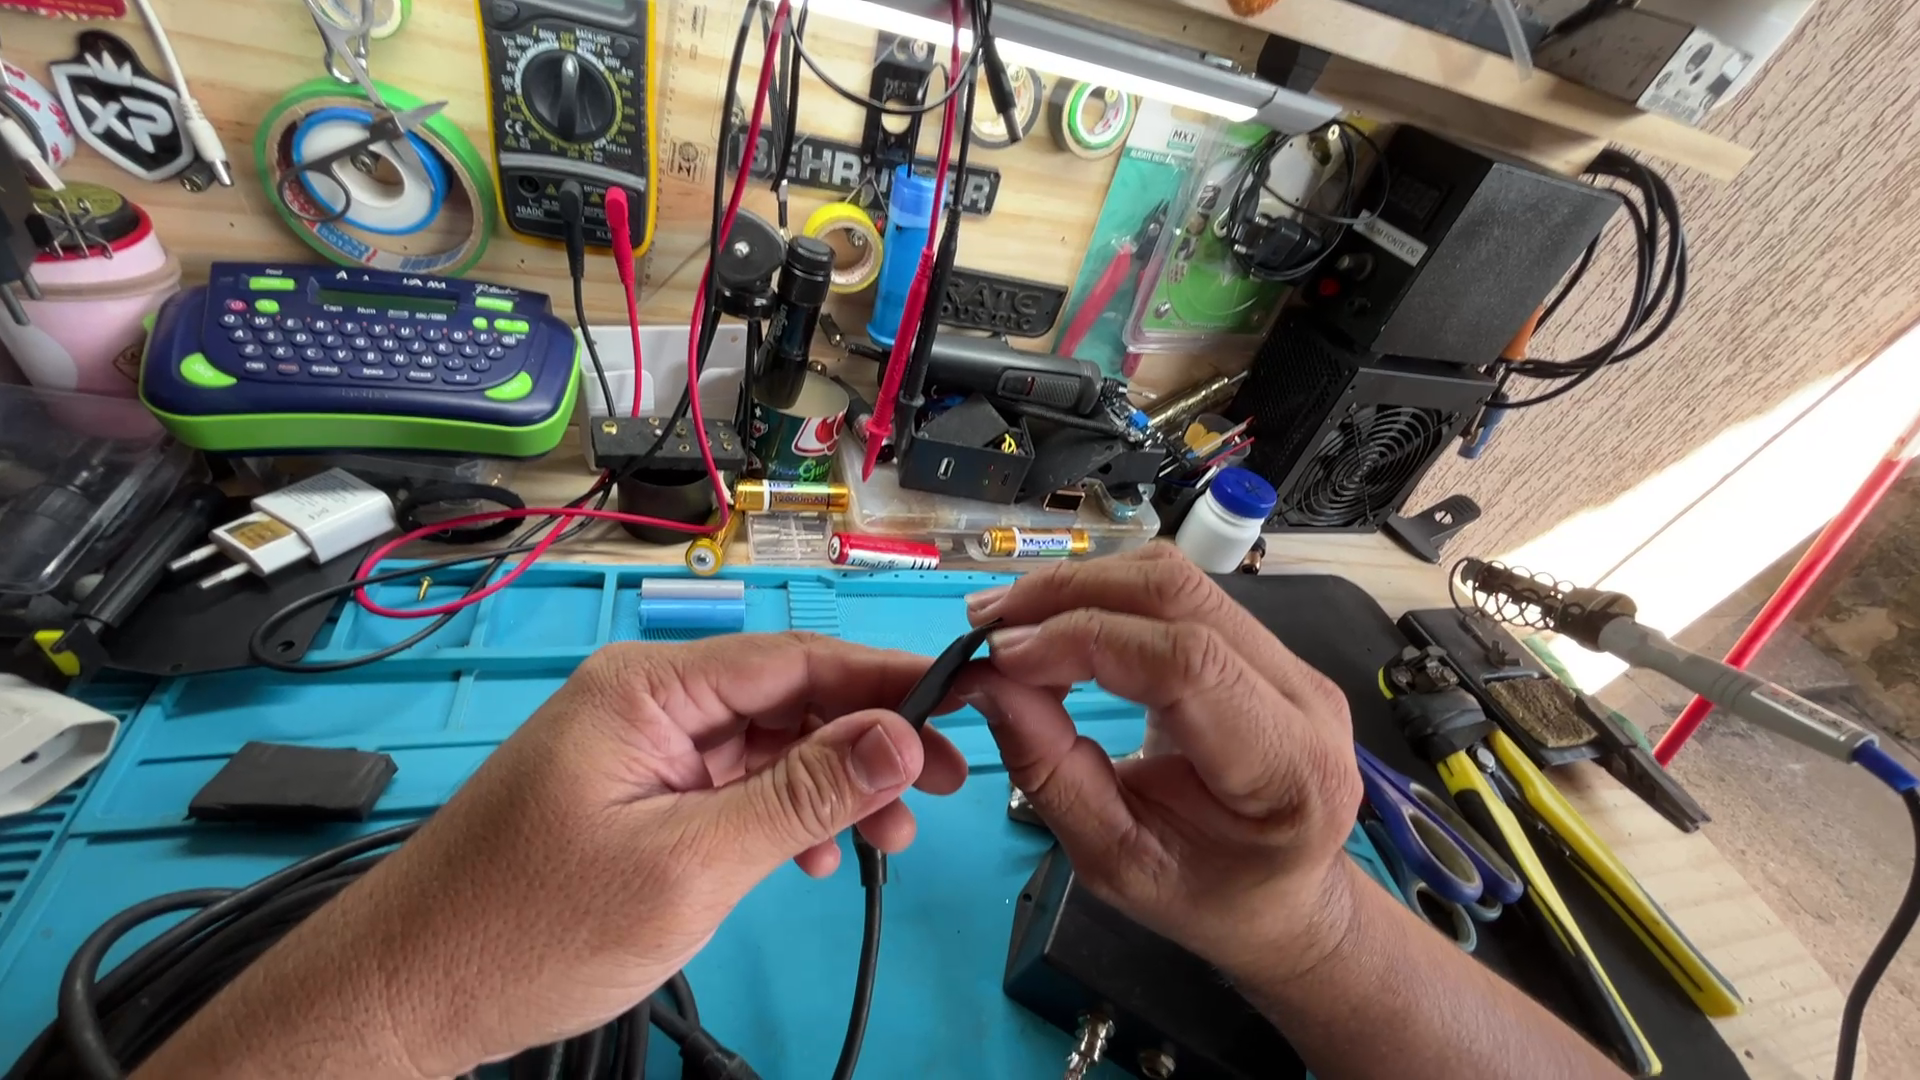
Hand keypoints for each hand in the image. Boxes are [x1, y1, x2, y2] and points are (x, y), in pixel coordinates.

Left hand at [143, 633, 967, 1078]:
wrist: (396, 1010)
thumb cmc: (534, 929)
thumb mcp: (690, 864)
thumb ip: (804, 795)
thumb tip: (903, 735)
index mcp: (655, 685)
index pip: (797, 659)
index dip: (886, 675)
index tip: (963, 693)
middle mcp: (657, 698)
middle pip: (792, 701)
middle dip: (870, 741)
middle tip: (946, 783)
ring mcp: (653, 745)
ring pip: (774, 747)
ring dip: (836, 786)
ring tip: (892, 837)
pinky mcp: (650, 790)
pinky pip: (742, 786)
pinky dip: (790, 818)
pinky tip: (820, 858)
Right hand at [957, 544, 1361, 982]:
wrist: (1284, 892)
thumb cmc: (1204, 894)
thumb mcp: (1112, 860)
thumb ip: (1048, 770)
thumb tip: (984, 678)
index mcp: (1284, 767)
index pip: (1186, 662)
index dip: (1083, 640)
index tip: (1000, 655)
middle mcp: (1301, 692)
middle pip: (1177, 593)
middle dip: (1068, 593)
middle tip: (987, 620)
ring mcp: (1287, 656)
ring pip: (1171, 576)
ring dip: (1078, 585)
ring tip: (1011, 619)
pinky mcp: (1259, 641)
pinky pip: (1172, 591)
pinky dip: (1100, 593)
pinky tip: (1057, 622)